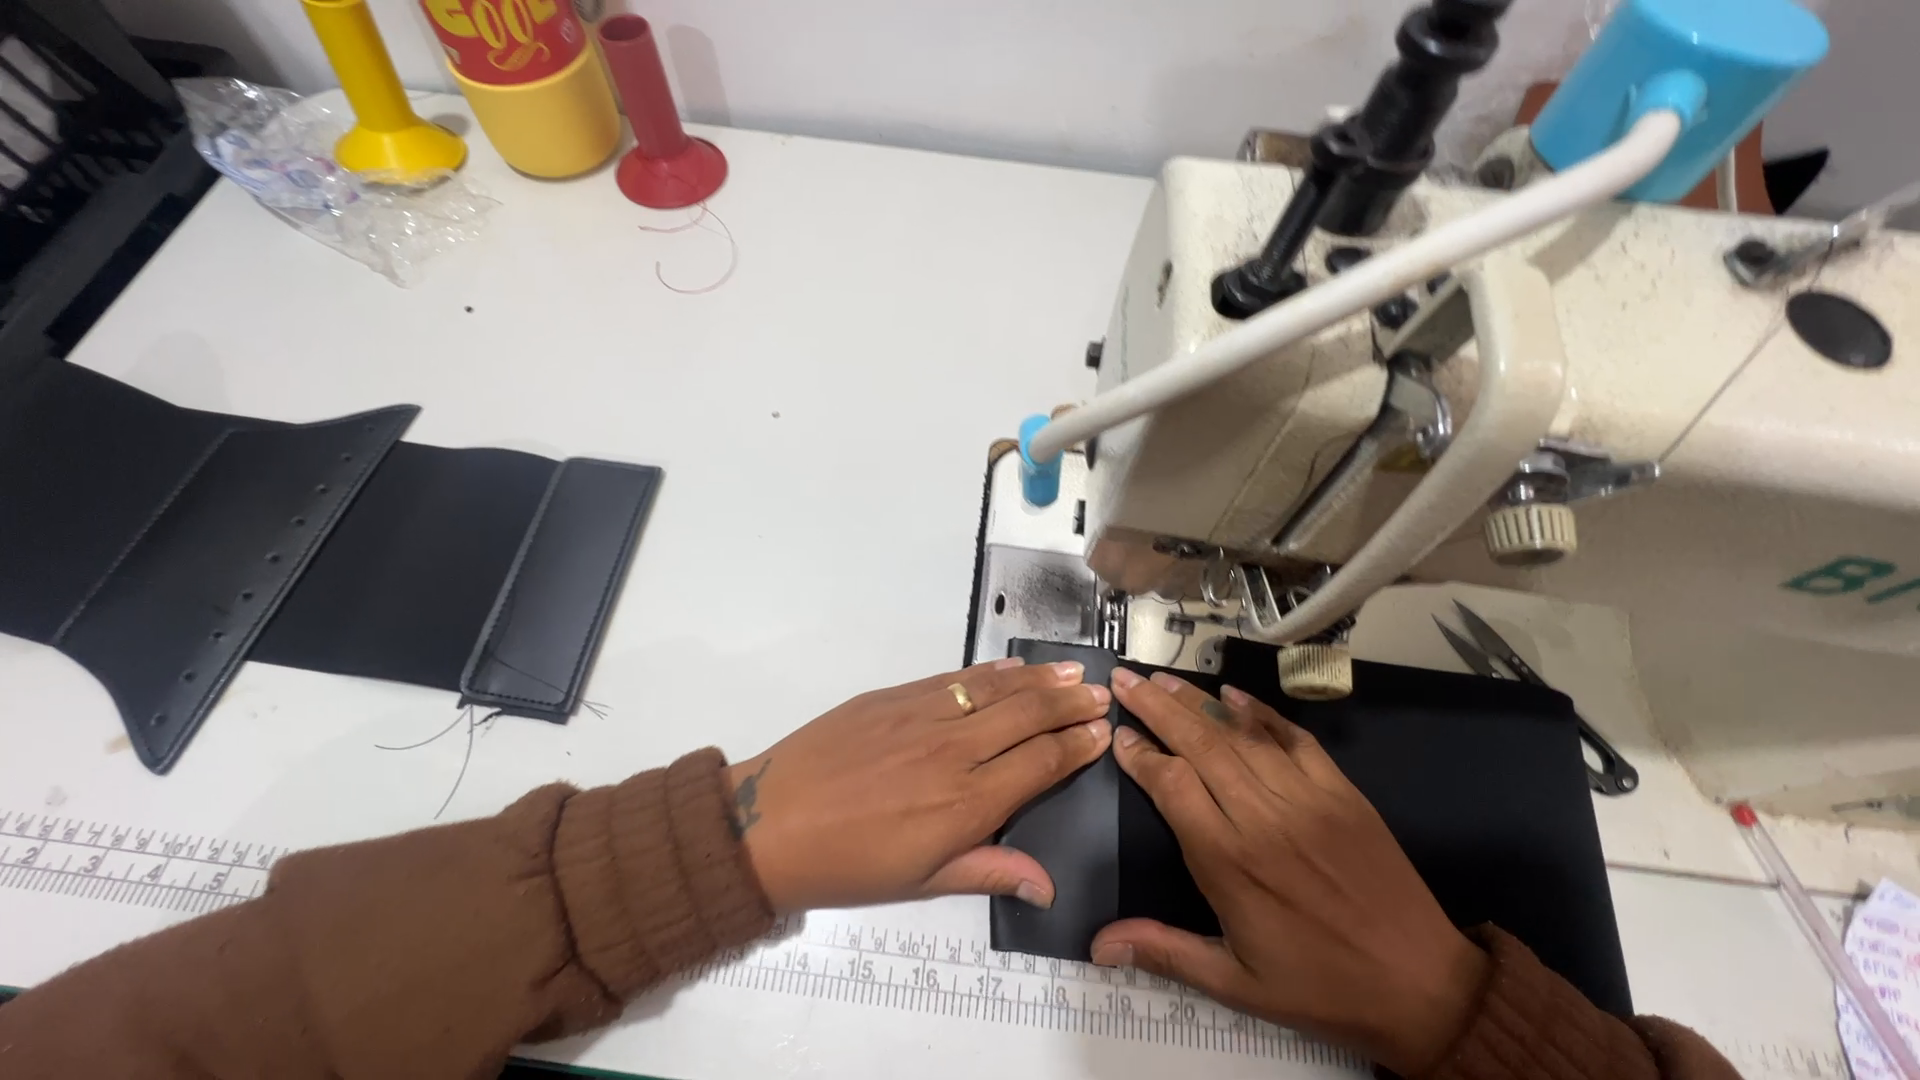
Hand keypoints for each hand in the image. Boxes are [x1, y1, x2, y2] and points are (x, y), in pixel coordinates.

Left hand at [727, 657, 1111, 913]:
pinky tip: (1011, 668)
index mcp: (967, 803)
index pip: (1041, 763)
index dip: (1078, 746)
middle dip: (1070, 703)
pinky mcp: (895, 696)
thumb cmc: (849, 865)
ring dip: (1039, 679)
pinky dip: (990, 672)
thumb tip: (1047, 885)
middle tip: (1101, 693)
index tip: (1103, 733)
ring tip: (1072, 671)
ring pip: (997, 690)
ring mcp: (924, 716)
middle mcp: (955, 750)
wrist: (771, 823)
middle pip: (1028, 717)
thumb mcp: (921, 882)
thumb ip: (988, 871)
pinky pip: (955, 679)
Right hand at [1092, 670, 1487, 1075]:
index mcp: (1229, 860)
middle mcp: (1261, 816)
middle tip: (1123, 678)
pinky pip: (1294, 738)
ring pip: (1240, 735)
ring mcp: (1305, 797)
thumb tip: (1098, 945)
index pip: (1170, 784)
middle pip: (1199, 744)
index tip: (1117, 734)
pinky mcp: (1340, 791)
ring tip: (1162, 679)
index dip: (1139, 755)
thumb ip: (1164, 952)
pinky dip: (1261, 712)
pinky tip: (1232, 695)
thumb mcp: (1236, 984)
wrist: (1422, 985)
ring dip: (1197, 702)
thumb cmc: (1319, 986)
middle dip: (1155, 707)